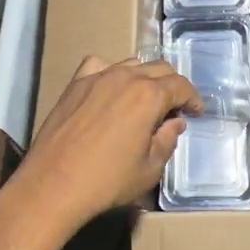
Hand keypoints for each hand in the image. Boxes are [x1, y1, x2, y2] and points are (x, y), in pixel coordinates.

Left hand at [8, 56, 202, 232]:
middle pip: (159, 69)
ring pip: (132, 64)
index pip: (181, 86)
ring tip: (143, 100)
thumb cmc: (107, 181)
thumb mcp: (149, 169)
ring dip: (144, 78)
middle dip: (172, 86)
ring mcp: (98, 76)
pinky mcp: (76, 84)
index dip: (192, 98)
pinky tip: (110, 89)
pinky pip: (99, 66)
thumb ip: (167, 141)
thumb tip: (174, 123)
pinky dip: (111, 72)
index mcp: (149, 96)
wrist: (53, 185)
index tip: (196, 111)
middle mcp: (126, 77)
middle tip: (173, 108)